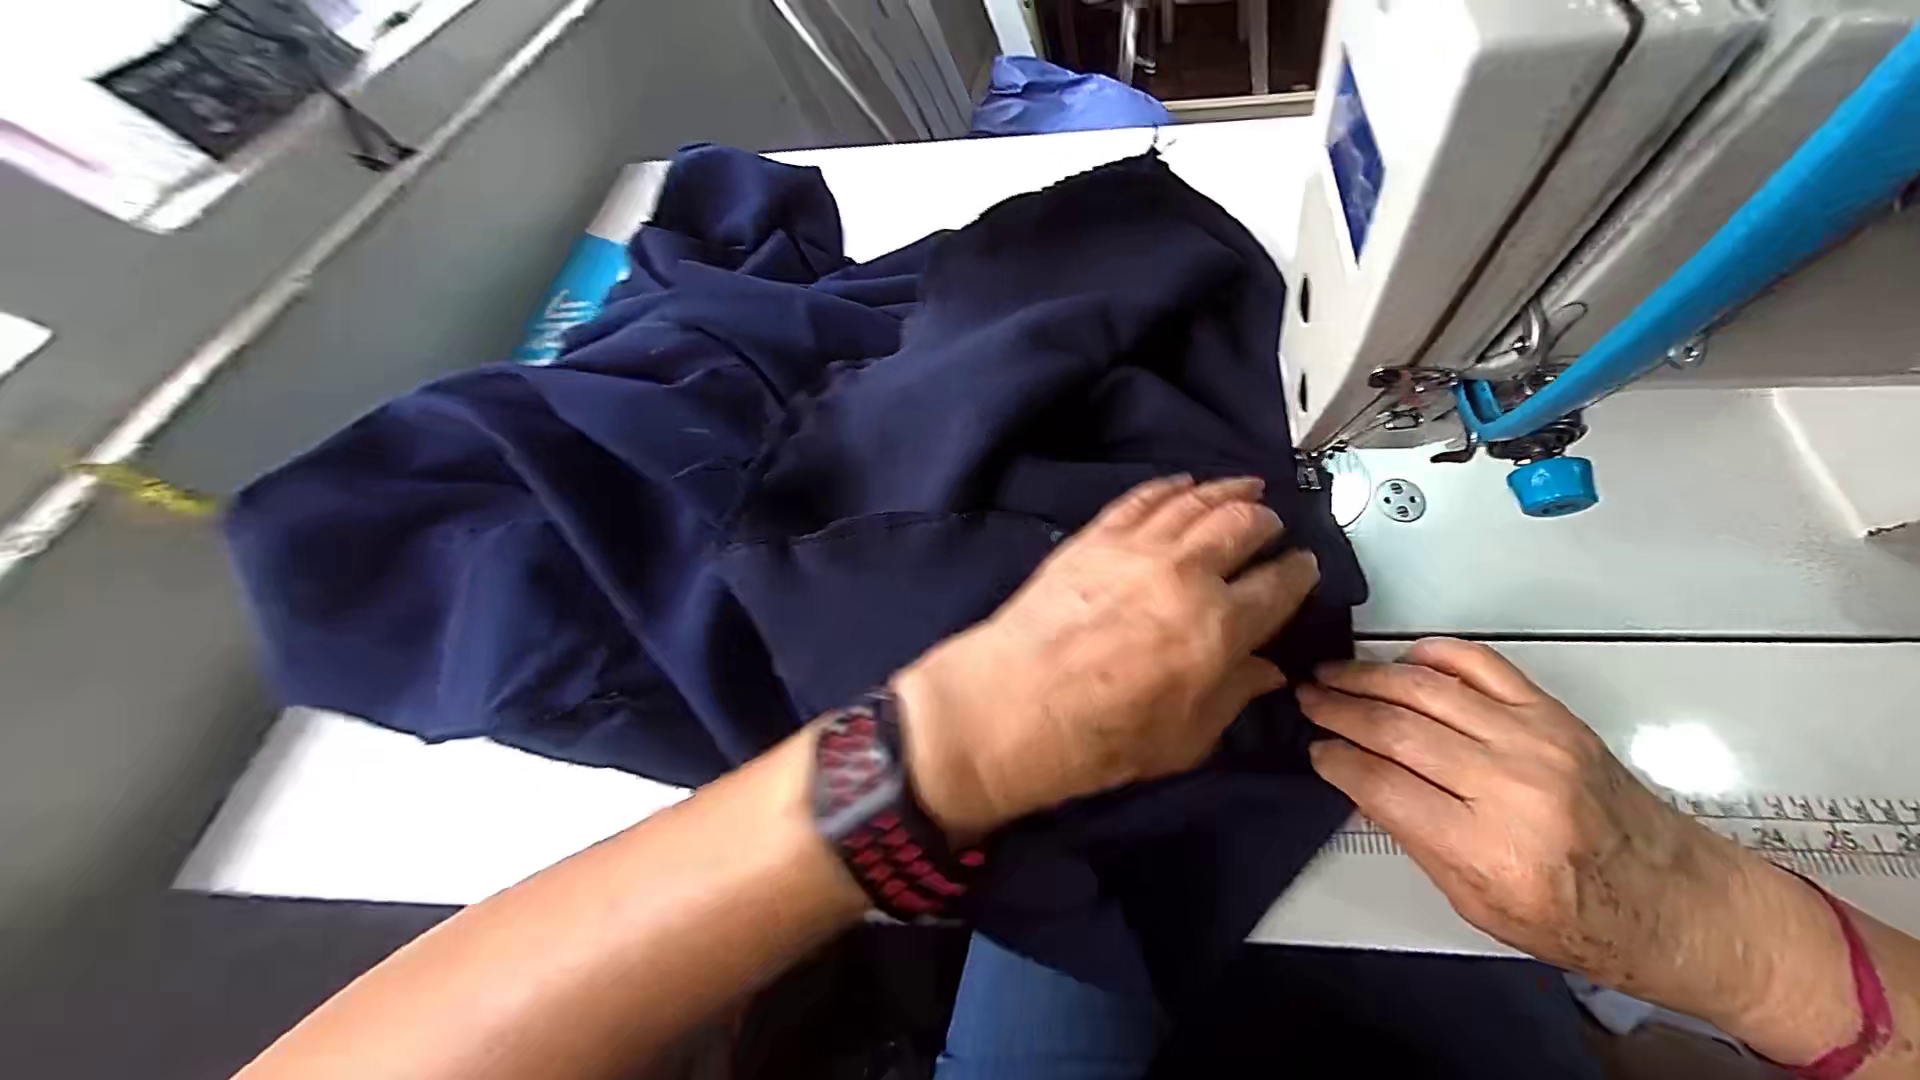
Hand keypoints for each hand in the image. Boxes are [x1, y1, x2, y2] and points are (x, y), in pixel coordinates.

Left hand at [893, 474, 1320, 842]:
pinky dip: (1168, 487)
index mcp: (1218, 626)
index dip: (1299, 572)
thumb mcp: (1185, 738)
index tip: (1303, 567)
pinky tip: (1183, 484)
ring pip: (1196, 500)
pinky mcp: (1093, 538)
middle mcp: (1184, 573)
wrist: (1009, 706)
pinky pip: (1140, 498)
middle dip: (1266, 521)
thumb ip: (1233, 694)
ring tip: (1245, 488)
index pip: (1279, 584)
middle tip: (1272, 527)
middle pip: (1243, 523)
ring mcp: (1135, 548)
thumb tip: (1264, 669)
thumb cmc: (1098, 737)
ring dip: (1227, 490)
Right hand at [1300, 639, 1859, 1061]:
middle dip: (1336, 708)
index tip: (1312, 747)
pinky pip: (1481, 664)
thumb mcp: (1472, 900)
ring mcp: (1537, 742)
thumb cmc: (1573, 919)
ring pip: (1425, 689)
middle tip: (1303, 697)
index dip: (1332, 757)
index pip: (1377, 781)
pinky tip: (1400, 658)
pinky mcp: (1555, 716)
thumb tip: (1352, 771)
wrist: (1687, 905)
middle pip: (1394, 728)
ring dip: (1365, 675)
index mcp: (1487, 849)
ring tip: (1329, 673)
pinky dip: (1432, 653)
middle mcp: (1511, 787)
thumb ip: (1408, 830)